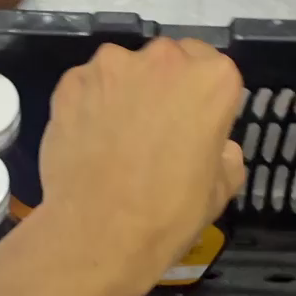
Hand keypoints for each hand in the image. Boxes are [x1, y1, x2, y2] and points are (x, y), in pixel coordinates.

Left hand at [36, 39, 246, 295]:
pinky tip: (87, 141)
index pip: (212, 69)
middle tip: (155, 131)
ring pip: (123, 70)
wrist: (99, 235)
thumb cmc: (170, 215)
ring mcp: (111, 67)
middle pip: (167, 62)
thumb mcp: (220, 191)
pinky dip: (89, 106)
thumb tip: (217, 148)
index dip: (201, 99)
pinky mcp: (70, 83)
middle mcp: (163, 59)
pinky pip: (86, 87)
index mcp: (212, 80)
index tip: (193, 126)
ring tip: (116, 138)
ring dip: (124, 93)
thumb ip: (225, 156)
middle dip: (163, 87)